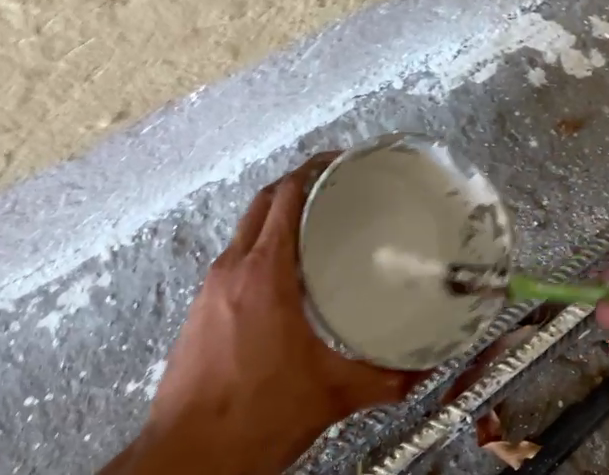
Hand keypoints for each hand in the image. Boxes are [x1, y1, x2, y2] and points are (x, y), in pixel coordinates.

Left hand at [102, 155, 421, 474]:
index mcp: (264, 274)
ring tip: (309, 228)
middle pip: (262, 203)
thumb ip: (383, 378)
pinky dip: (256, 252)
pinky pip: (232, 261)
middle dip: (294, 186)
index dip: (311, 169)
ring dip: (273, 219)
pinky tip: (279, 279)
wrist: (192, 457)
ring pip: (244, 231)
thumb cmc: (250, 419)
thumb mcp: (331, 394)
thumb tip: (416, 371)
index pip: (285, 195)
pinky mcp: (200, 313)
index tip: (334, 162)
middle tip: (327, 186)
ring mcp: (210, 291)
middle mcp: (232, 271)